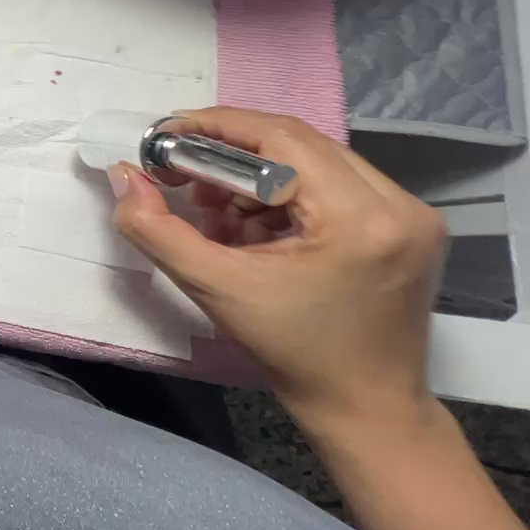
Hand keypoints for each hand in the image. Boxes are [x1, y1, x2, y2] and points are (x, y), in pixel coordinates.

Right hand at [108, 108, 447, 426]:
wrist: (362, 402)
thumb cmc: (288, 346)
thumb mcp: (208, 284)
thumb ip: (153, 226)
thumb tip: (122, 174)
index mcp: (361, 217)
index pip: (281, 139)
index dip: (213, 127)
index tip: (161, 138)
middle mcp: (398, 204)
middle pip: (296, 143)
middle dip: (224, 150)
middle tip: (173, 170)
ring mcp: (407, 214)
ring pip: (308, 160)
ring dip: (246, 173)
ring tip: (209, 209)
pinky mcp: (399, 226)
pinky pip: (325, 183)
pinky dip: (273, 193)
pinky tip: (244, 225)